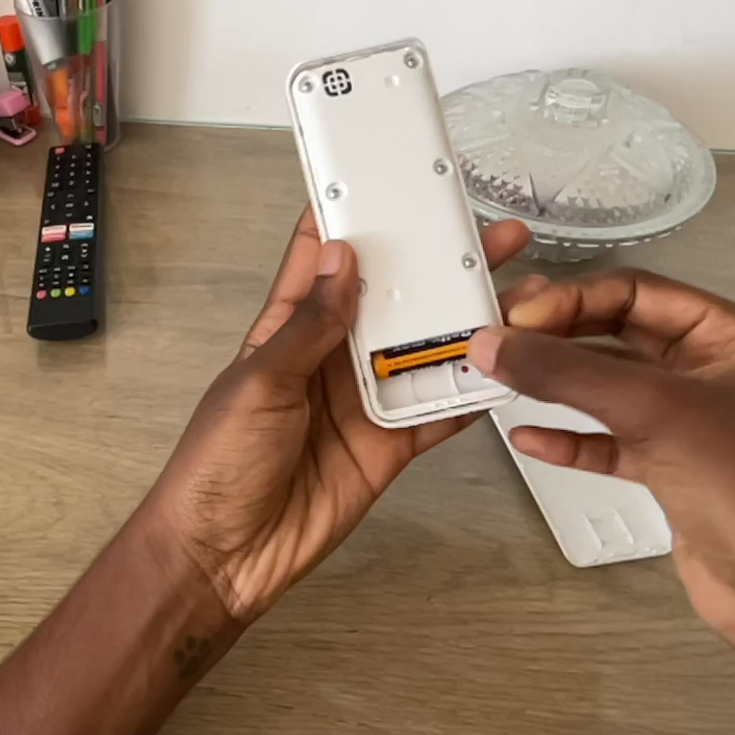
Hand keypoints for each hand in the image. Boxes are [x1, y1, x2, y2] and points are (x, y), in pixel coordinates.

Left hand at [137, 210, 529, 623]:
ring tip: (514, 290)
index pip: (320, 262)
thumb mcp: (260, 382)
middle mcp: (328, 358)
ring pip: (421, 350)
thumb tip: (342, 258)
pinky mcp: (388, 444)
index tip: (388, 181)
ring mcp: (362, 400)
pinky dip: (470, 392)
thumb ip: (308, 326)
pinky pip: (437, 411)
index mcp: (286, 331)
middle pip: (388, 301)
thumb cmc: (221, 460)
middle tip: (481, 235)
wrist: (227, 554)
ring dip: (462, 323)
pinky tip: (505, 366)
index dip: (350, 221)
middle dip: (430, 266)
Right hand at [468, 269, 734, 654]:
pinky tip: (527, 440)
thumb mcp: (656, 412)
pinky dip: (568, 438)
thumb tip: (486, 342)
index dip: (569, 300)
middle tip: (495, 343)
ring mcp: (689, 424)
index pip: (635, 293)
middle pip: (616, 336)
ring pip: (606, 389)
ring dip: (555, 386)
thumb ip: (566, 373)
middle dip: (555, 338)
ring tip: (500, 382)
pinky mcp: (670, 470)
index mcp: (730, 337)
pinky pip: (606, 441)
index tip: (511, 320)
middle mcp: (709, 372)